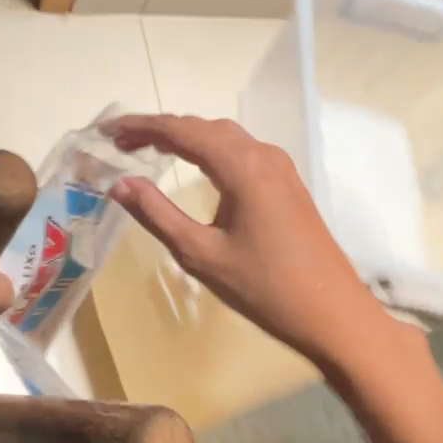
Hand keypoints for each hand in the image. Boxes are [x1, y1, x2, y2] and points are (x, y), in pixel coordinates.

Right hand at [107, 115, 422, 385]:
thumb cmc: (265, 288)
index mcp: (242, 168)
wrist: (335, 316)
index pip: (182, 131)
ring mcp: (279, 169)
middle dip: (159, 129)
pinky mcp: (287, 184)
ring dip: (184, 137)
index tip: (107, 131)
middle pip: (202, 127)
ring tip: (147, 149)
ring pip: (223, 136)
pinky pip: (239, 151)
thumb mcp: (201, 254)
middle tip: (120, 143)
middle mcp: (263, 156)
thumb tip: (120, 184)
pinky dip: (207, 149)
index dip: (141, 127)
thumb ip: (158, 214)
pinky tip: (192, 165)